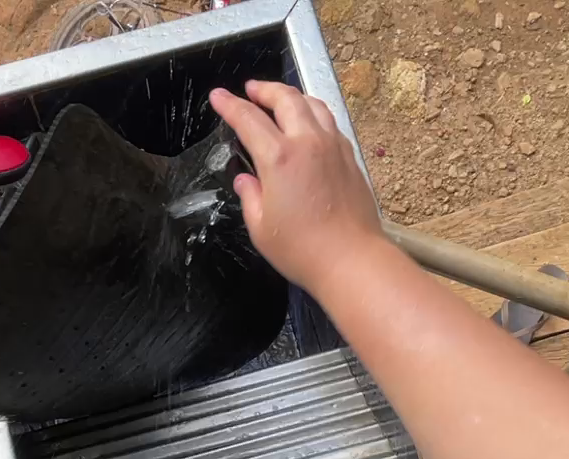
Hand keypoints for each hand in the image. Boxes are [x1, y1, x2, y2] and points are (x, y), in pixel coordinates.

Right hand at [208, 80, 388, 293]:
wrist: (350, 259)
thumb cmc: (302, 250)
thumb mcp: (261, 229)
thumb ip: (249, 197)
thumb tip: (245, 181)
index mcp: (279, 158)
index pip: (248, 120)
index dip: (229, 105)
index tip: (218, 96)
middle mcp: (307, 142)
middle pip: (285, 98)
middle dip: (263, 89)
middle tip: (250, 89)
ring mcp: (332, 146)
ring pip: (311, 104)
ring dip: (291, 95)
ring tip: (280, 99)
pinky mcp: (349, 156)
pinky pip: (329, 122)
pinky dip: (313, 113)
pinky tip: (308, 123)